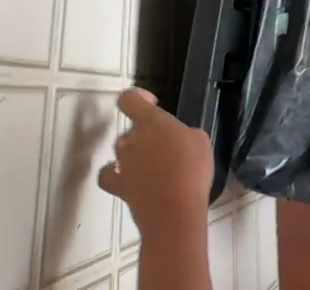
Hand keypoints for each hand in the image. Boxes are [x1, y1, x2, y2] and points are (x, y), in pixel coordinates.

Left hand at [97, 88, 214, 238]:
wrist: (175, 212)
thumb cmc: (192, 170)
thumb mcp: (200, 140)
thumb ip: (183, 133)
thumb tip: (178, 140)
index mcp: (151, 121)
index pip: (130, 99)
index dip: (138, 97)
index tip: (152, 103)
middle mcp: (131, 139)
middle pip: (131, 129)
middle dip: (145, 135)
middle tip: (165, 148)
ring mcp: (122, 164)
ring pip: (122, 151)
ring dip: (135, 154)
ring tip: (155, 168)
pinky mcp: (118, 187)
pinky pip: (109, 175)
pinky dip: (115, 174)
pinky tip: (128, 178)